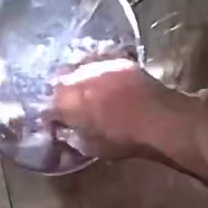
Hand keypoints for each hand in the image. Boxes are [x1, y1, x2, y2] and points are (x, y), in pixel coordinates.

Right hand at [52, 58, 199, 160]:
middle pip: (59, 83)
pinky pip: (99, 61)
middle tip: (68, 106)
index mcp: (65, 102)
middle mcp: (76, 78)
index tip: (55, 123)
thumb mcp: (92, 148)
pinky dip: (97, 70)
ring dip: (78, 79)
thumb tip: (65, 133)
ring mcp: (98, 65)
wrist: (160, 119)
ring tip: (85, 89)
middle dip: (60, 94)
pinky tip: (103, 78)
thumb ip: (72, 138)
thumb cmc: (123, 139)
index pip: (47, 109)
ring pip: (78, 68)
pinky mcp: (117, 60)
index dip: (50, 117)